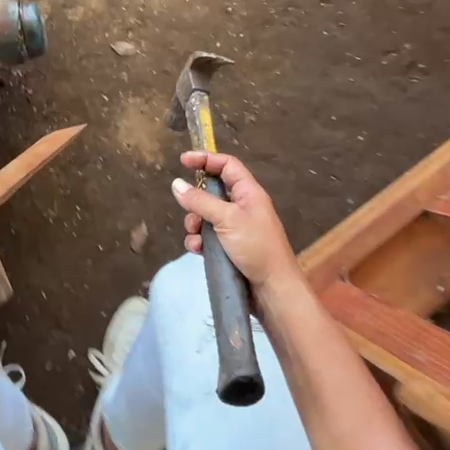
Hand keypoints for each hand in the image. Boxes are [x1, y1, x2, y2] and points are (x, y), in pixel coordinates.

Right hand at [173, 150, 299, 287]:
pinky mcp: (230, 247)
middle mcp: (243, 207)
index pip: (227, 165)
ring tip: (195, 235)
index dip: (206, 159)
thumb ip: (200, 201)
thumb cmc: (256, 247)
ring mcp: (236, 228)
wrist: (274, 291)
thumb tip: (176, 184)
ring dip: (195, 223)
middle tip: (187, 208)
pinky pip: (208, 236)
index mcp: (249, 193)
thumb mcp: (227, 219)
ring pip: (206, 215)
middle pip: (212, 191)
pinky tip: (199, 250)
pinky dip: (200, 240)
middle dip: (196, 200)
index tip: (183, 161)